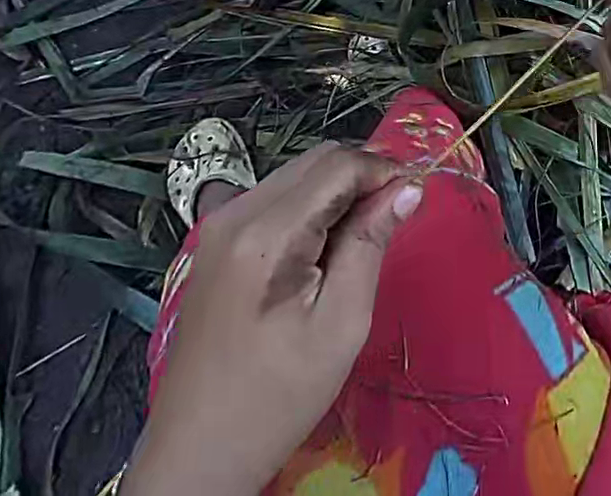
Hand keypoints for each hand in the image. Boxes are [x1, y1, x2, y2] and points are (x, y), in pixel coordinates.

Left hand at [123, 144, 423, 495]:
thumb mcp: (342, 322)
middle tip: (394, 210)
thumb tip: (409, 187)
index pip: (338, 164)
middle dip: (363, 173)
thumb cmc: (279, 395)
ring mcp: (219, 222)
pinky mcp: (215, 237)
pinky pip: (276, 195)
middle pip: (316, 160)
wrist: (196, 451)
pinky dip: (312, 202)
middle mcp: (236, 211)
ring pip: (297, 173)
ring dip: (338, 187)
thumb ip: (371, 242)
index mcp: (266, 234)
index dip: (383, 168)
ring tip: (364, 230)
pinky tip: (325, 241)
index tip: (414, 193)